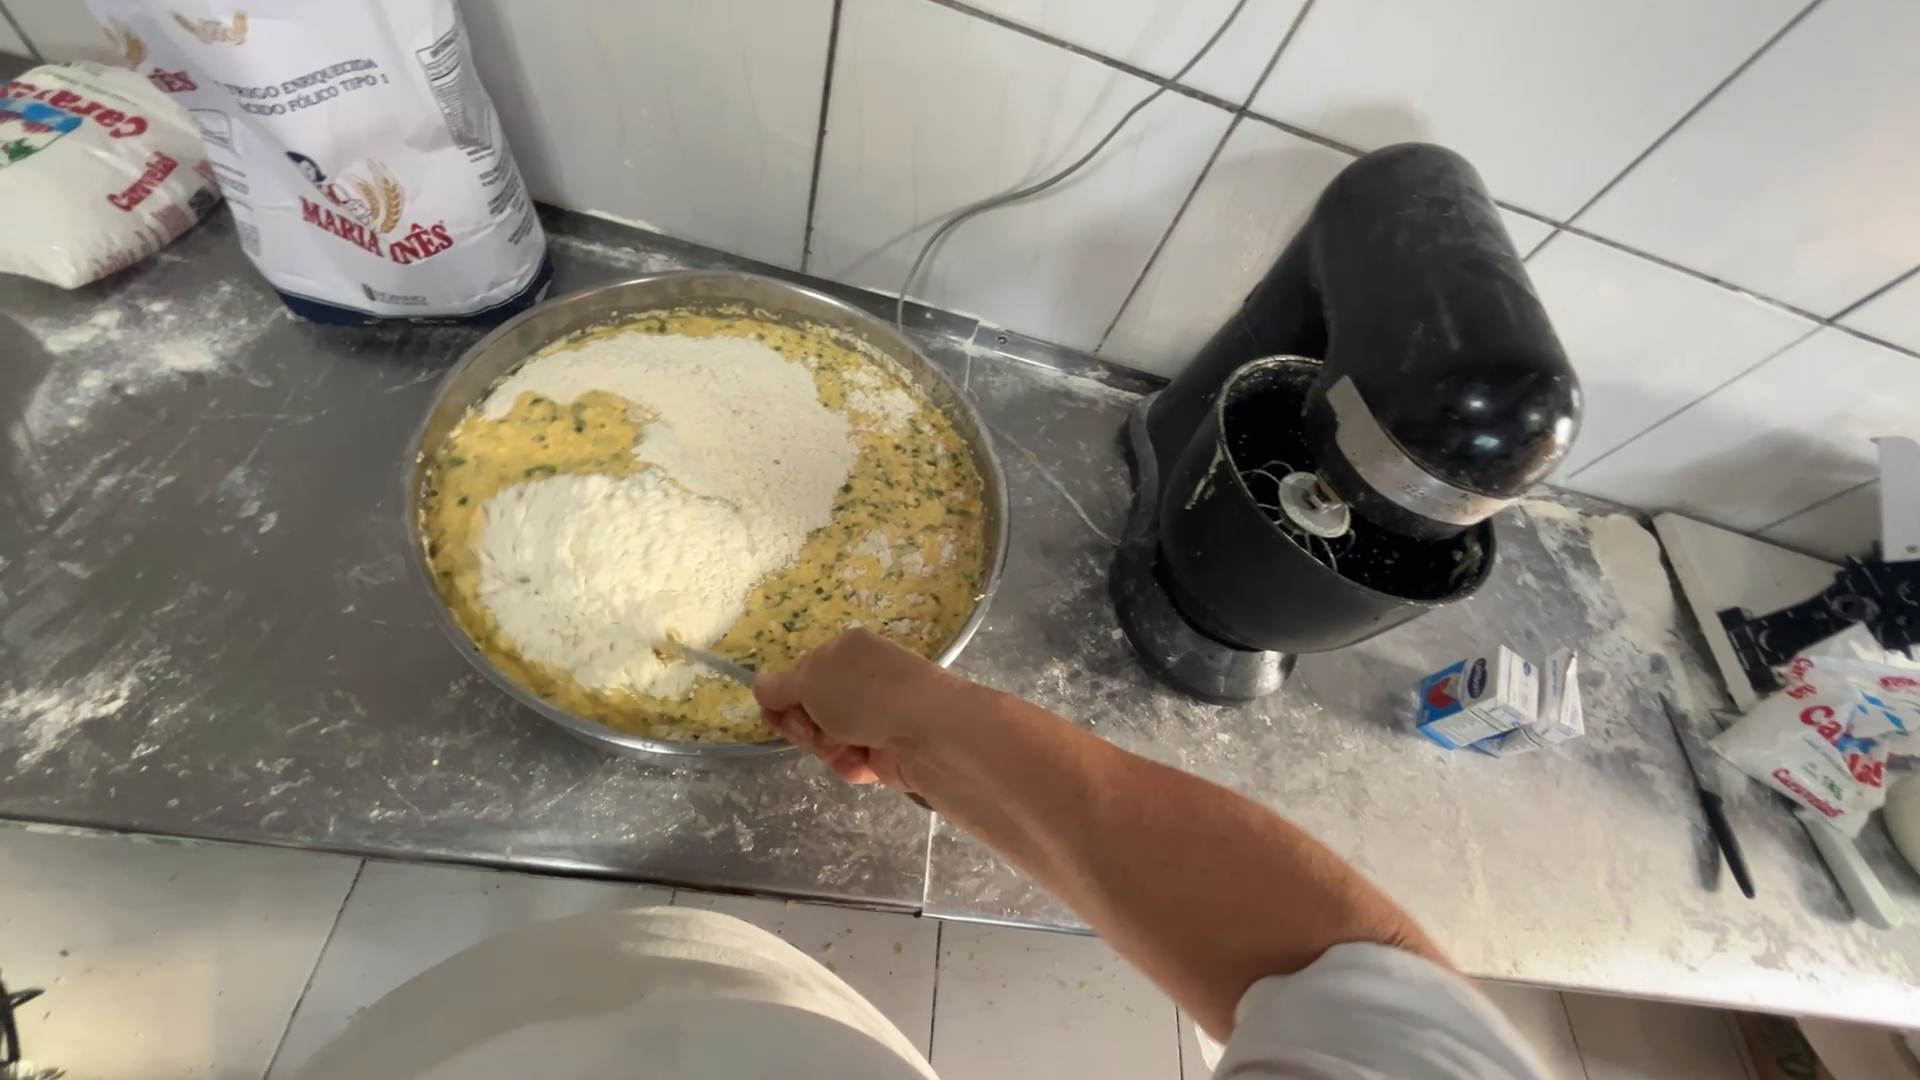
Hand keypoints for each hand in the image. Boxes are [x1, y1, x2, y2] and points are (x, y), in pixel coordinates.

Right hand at [753, 628, 976, 790]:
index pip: (799, 675)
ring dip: (828, 746)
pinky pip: (850, 759)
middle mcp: (861, 680)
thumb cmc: (866, 694)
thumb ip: (779, 686)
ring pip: (827, 739)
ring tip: (848, 744)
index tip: (777, 712)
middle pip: (809, 710)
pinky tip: (866, 760)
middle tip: (816, 729)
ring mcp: (875, 715)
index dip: (783, 698)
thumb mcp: (810, 679)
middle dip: (805, 726)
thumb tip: (758, 684)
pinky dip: (851, 763)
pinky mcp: (885, 748)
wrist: (928, 732)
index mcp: (846, 651)